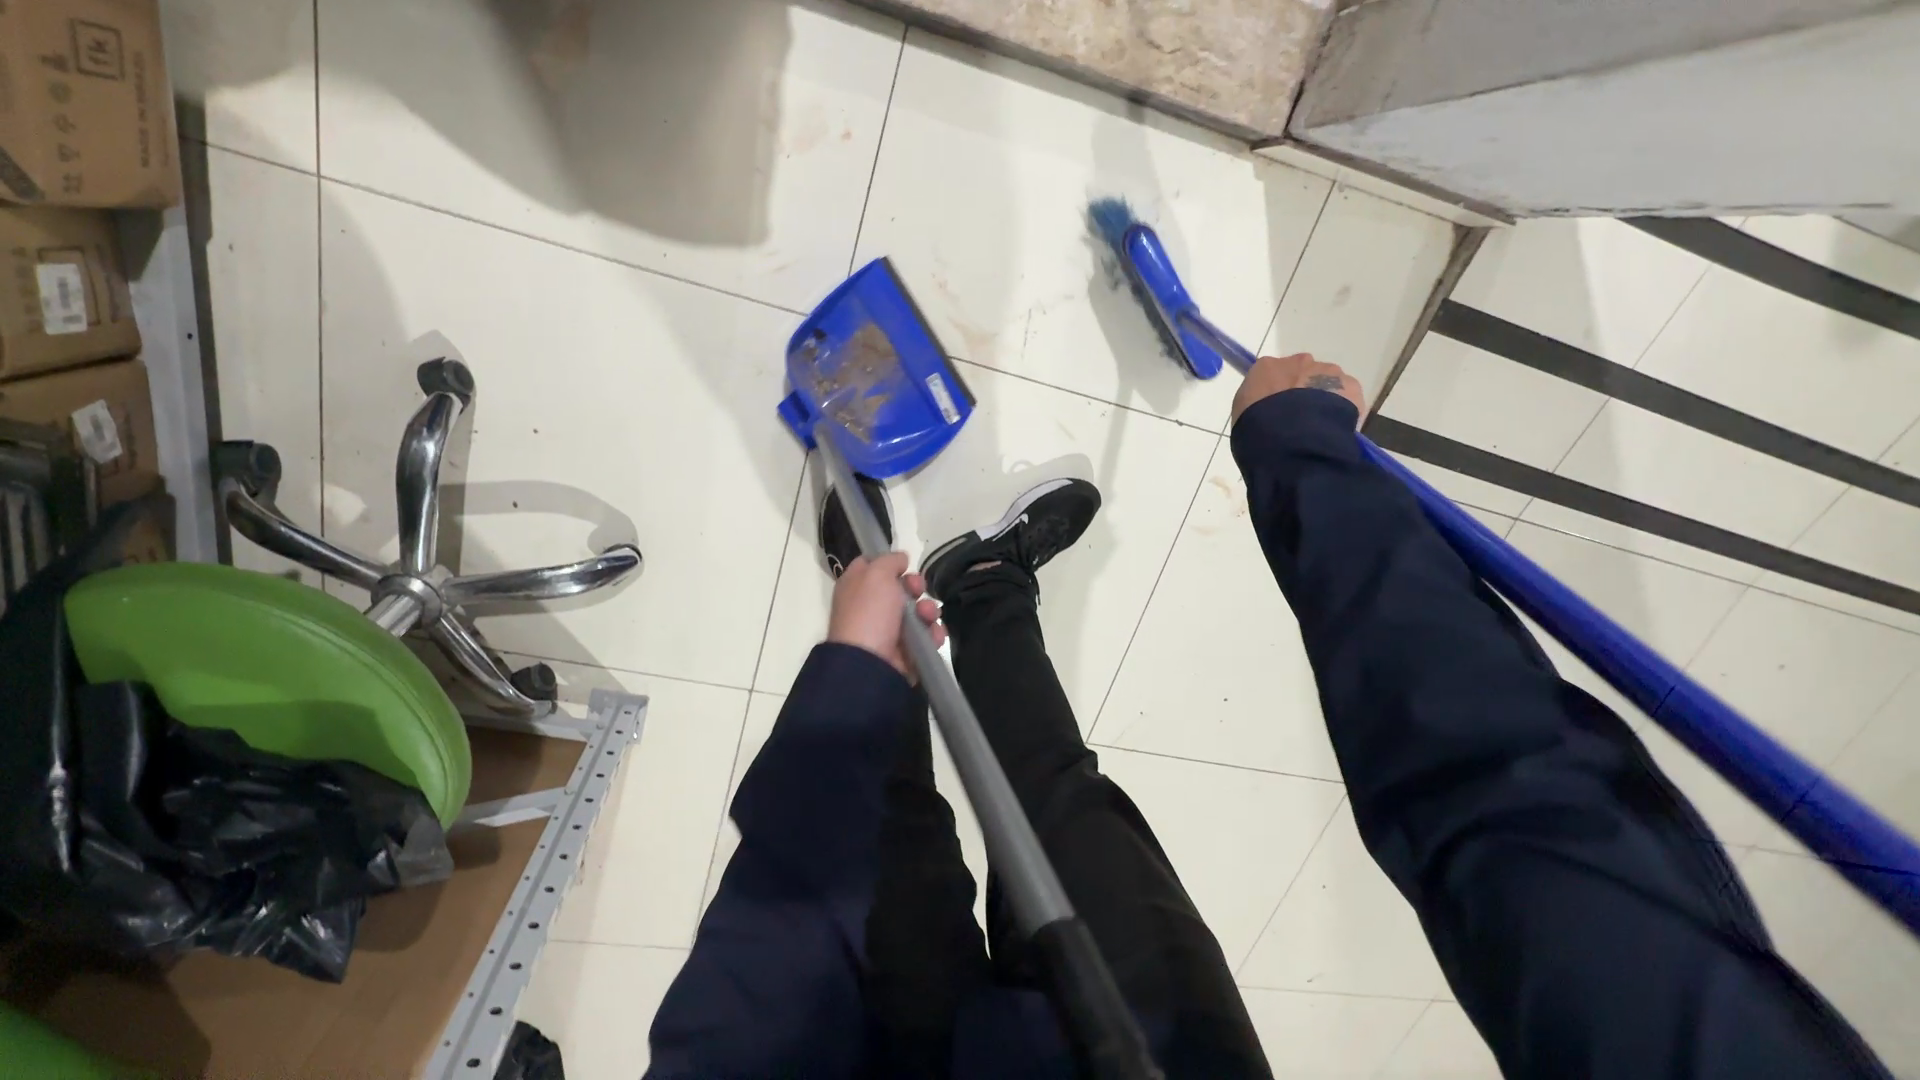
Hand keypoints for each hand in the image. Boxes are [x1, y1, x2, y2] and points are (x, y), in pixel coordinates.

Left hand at [827, 552, 945, 679]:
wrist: (871, 663)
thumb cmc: (869, 612)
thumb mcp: (876, 574)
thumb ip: (889, 560)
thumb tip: (900, 559)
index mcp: (856, 587)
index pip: (871, 566)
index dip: (888, 563)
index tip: (903, 564)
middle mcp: (871, 607)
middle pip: (901, 588)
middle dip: (915, 586)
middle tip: (917, 590)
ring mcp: (889, 630)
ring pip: (918, 611)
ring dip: (928, 610)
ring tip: (927, 616)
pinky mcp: (906, 651)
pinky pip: (926, 636)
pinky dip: (933, 634)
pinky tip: (933, 635)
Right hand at [1231, 353, 1365, 425]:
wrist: (1291, 438)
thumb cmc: (1257, 428)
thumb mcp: (1242, 415)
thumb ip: (1255, 404)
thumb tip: (1267, 409)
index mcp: (1266, 368)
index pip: (1270, 374)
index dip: (1274, 391)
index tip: (1275, 409)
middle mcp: (1298, 362)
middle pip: (1301, 372)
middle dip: (1301, 390)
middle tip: (1298, 416)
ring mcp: (1326, 371)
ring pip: (1326, 381)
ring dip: (1322, 397)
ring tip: (1318, 424)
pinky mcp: (1350, 385)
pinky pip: (1346, 395)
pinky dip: (1342, 407)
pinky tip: (1334, 427)